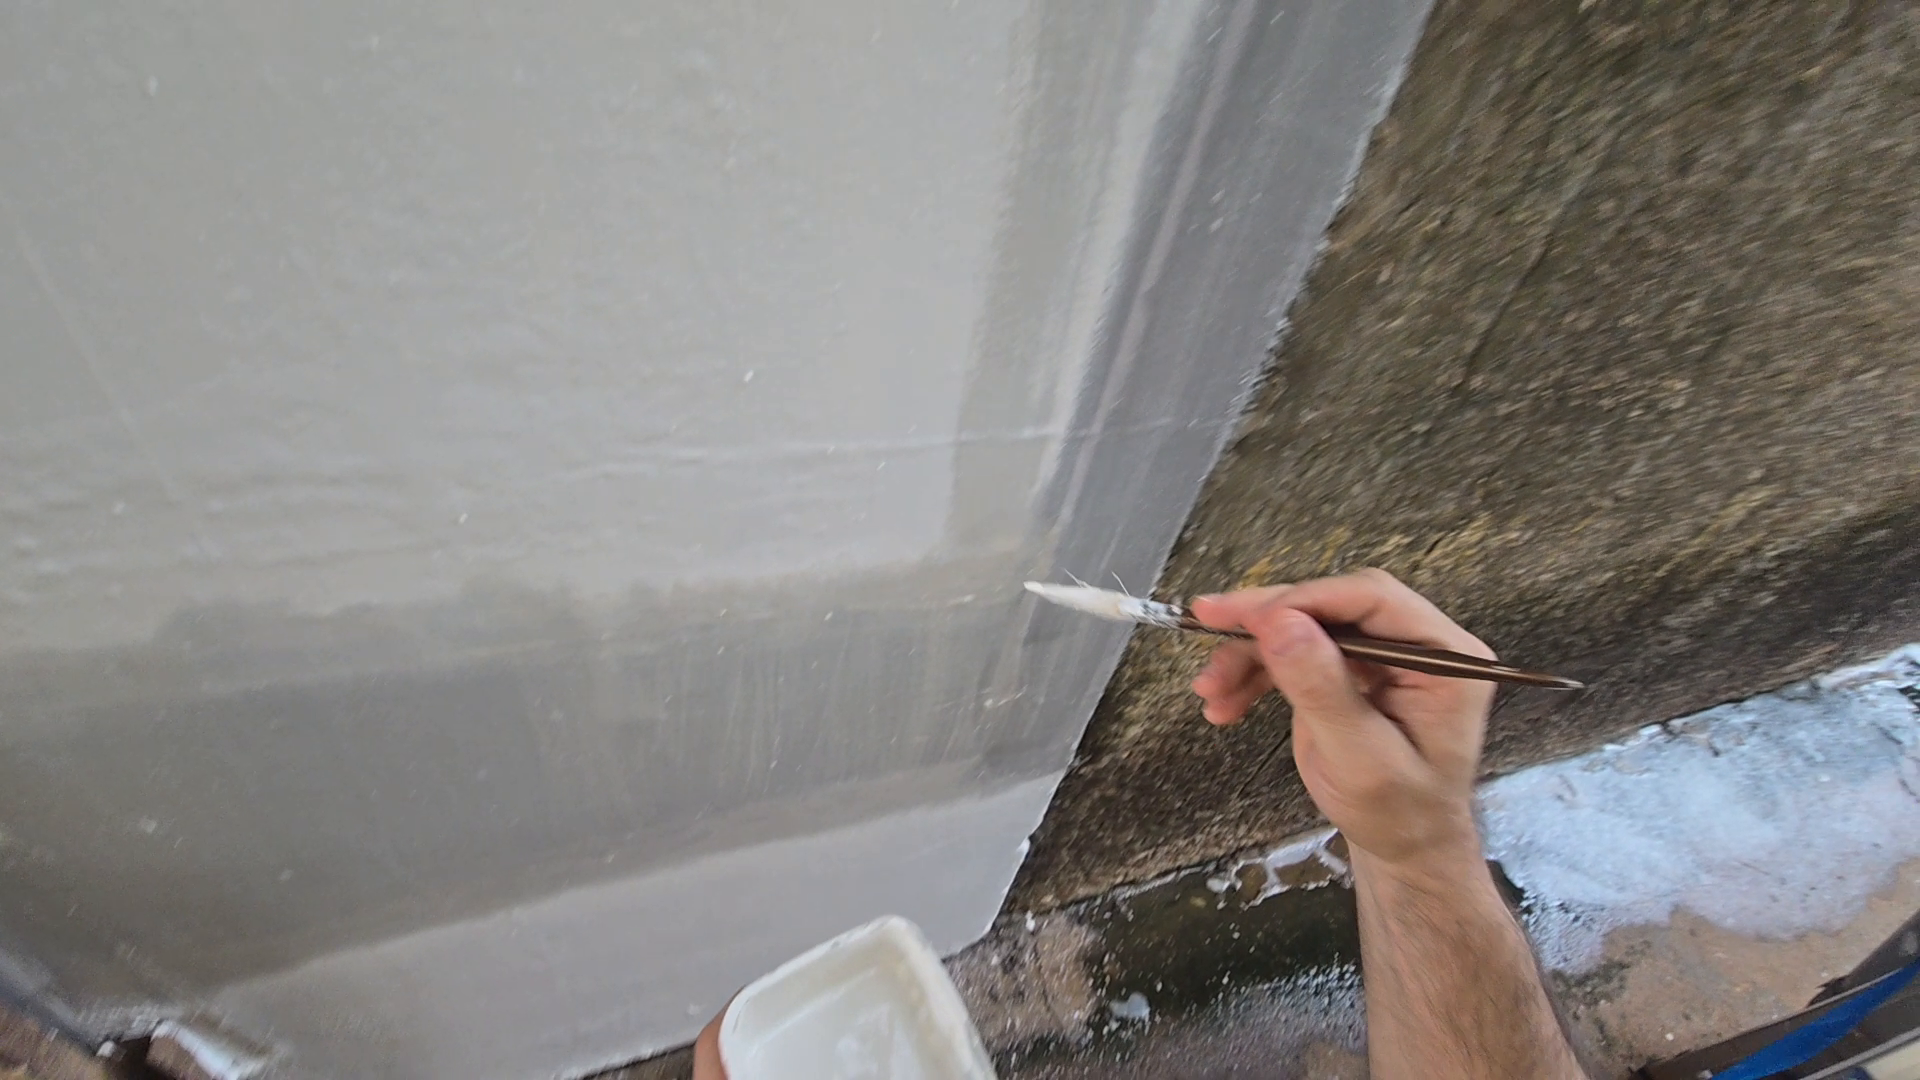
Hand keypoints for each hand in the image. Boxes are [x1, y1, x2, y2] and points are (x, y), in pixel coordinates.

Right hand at [1189, 569, 1494, 872]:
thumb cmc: (1396, 812)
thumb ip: (1322, 690)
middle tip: (1206, 619)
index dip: (1306, 600)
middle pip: (1326, 604)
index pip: (1371, 599)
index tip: (1249, 619)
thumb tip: (1278, 623)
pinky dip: (1249, 674)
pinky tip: (1222, 704)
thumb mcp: (1360, 758)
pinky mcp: (1338, 667)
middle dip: (1262, 617)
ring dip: (1246, 653)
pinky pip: (1286, 652)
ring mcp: (1372, 654)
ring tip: (1207, 688)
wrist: (1398, 847)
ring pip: (1297, 625)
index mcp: (1442, 655)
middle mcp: (1409, 643)